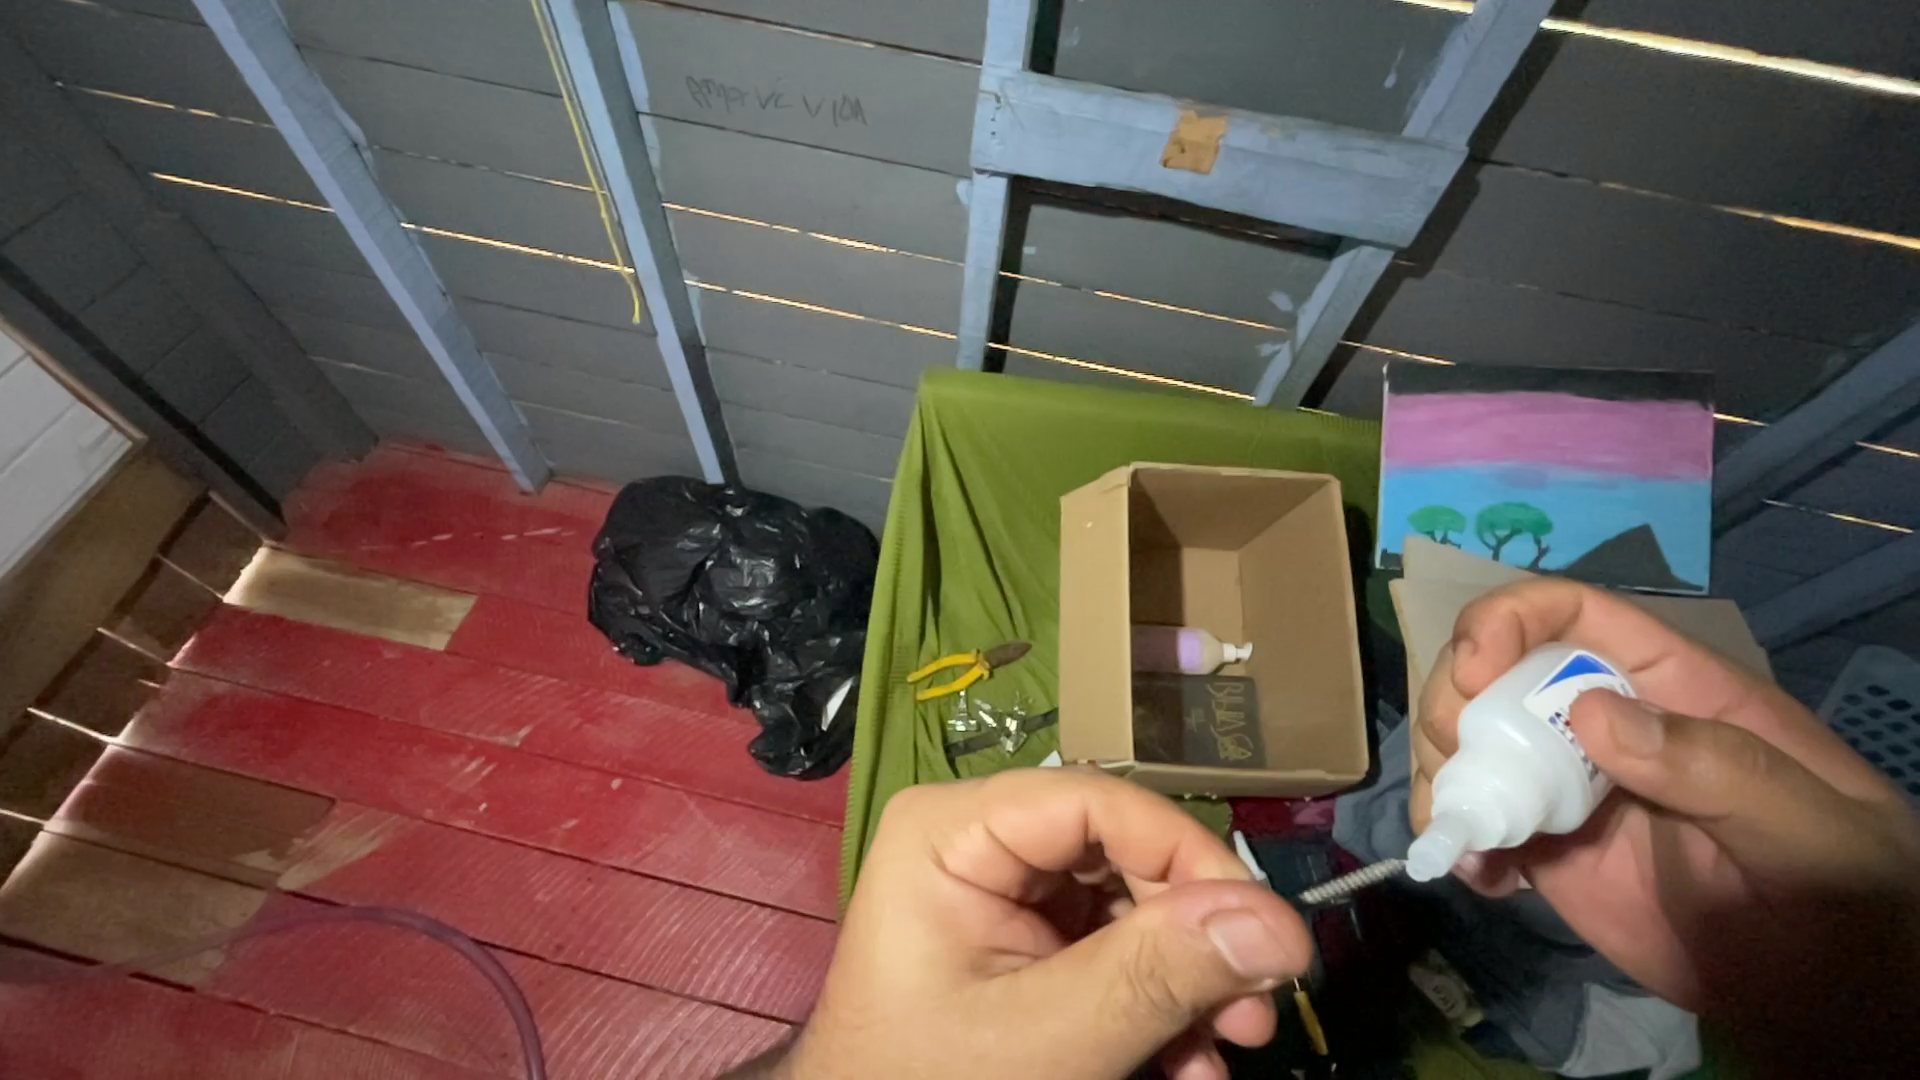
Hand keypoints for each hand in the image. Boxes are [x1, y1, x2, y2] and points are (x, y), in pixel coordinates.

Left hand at [780, 768, 1311, 1079]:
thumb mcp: (1040, 1041)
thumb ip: (1153, 978)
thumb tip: (1280, 923)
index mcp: (951, 828)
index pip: (1092, 800)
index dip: (1185, 852)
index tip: (1264, 930)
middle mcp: (978, 836)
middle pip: (1116, 849)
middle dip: (1189, 931)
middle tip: (1252, 1013)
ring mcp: (1003, 883)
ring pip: (1125, 898)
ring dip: (1183, 975)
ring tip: (1223, 1048)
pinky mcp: (1024, 929)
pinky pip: (1109, 940)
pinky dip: (1155, 996)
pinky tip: (1184, 1058)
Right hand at [1411, 579, 1919, 1068]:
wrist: (1829, 1013)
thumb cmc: (1852, 913)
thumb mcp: (1819, 839)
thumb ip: (1723, 770)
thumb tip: (1590, 712)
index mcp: (1668, 690)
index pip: (1568, 613)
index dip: (1505, 620)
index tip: (1472, 673)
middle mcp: (1595, 720)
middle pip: (1487, 669)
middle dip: (1452, 703)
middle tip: (1459, 761)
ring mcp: (1556, 775)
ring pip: (1461, 735)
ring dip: (1441, 772)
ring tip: (1471, 835)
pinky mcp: (1530, 830)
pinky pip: (1464, 808)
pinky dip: (1452, 833)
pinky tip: (1486, 877)